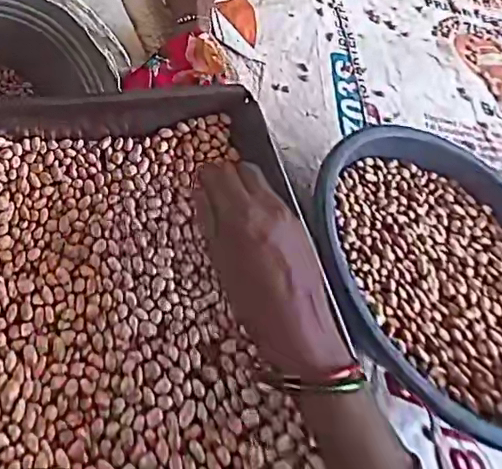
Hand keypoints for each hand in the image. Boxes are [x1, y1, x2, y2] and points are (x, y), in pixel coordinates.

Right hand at [197, 161, 356, 377]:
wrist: (303, 333)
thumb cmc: (255, 306)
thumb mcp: (220, 262)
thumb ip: (209, 221)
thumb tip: (200, 194)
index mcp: (241, 216)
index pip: (217, 172)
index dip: (204, 174)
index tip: (198, 182)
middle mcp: (267, 207)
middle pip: (241, 167)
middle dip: (224, 174)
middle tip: (214, 190)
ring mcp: (288, 214)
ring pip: (259, 179)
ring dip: (243, 184)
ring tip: (232, 207)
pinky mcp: (301, 224)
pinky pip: (274, 197)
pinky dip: (259, 198)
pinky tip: (253, 222)